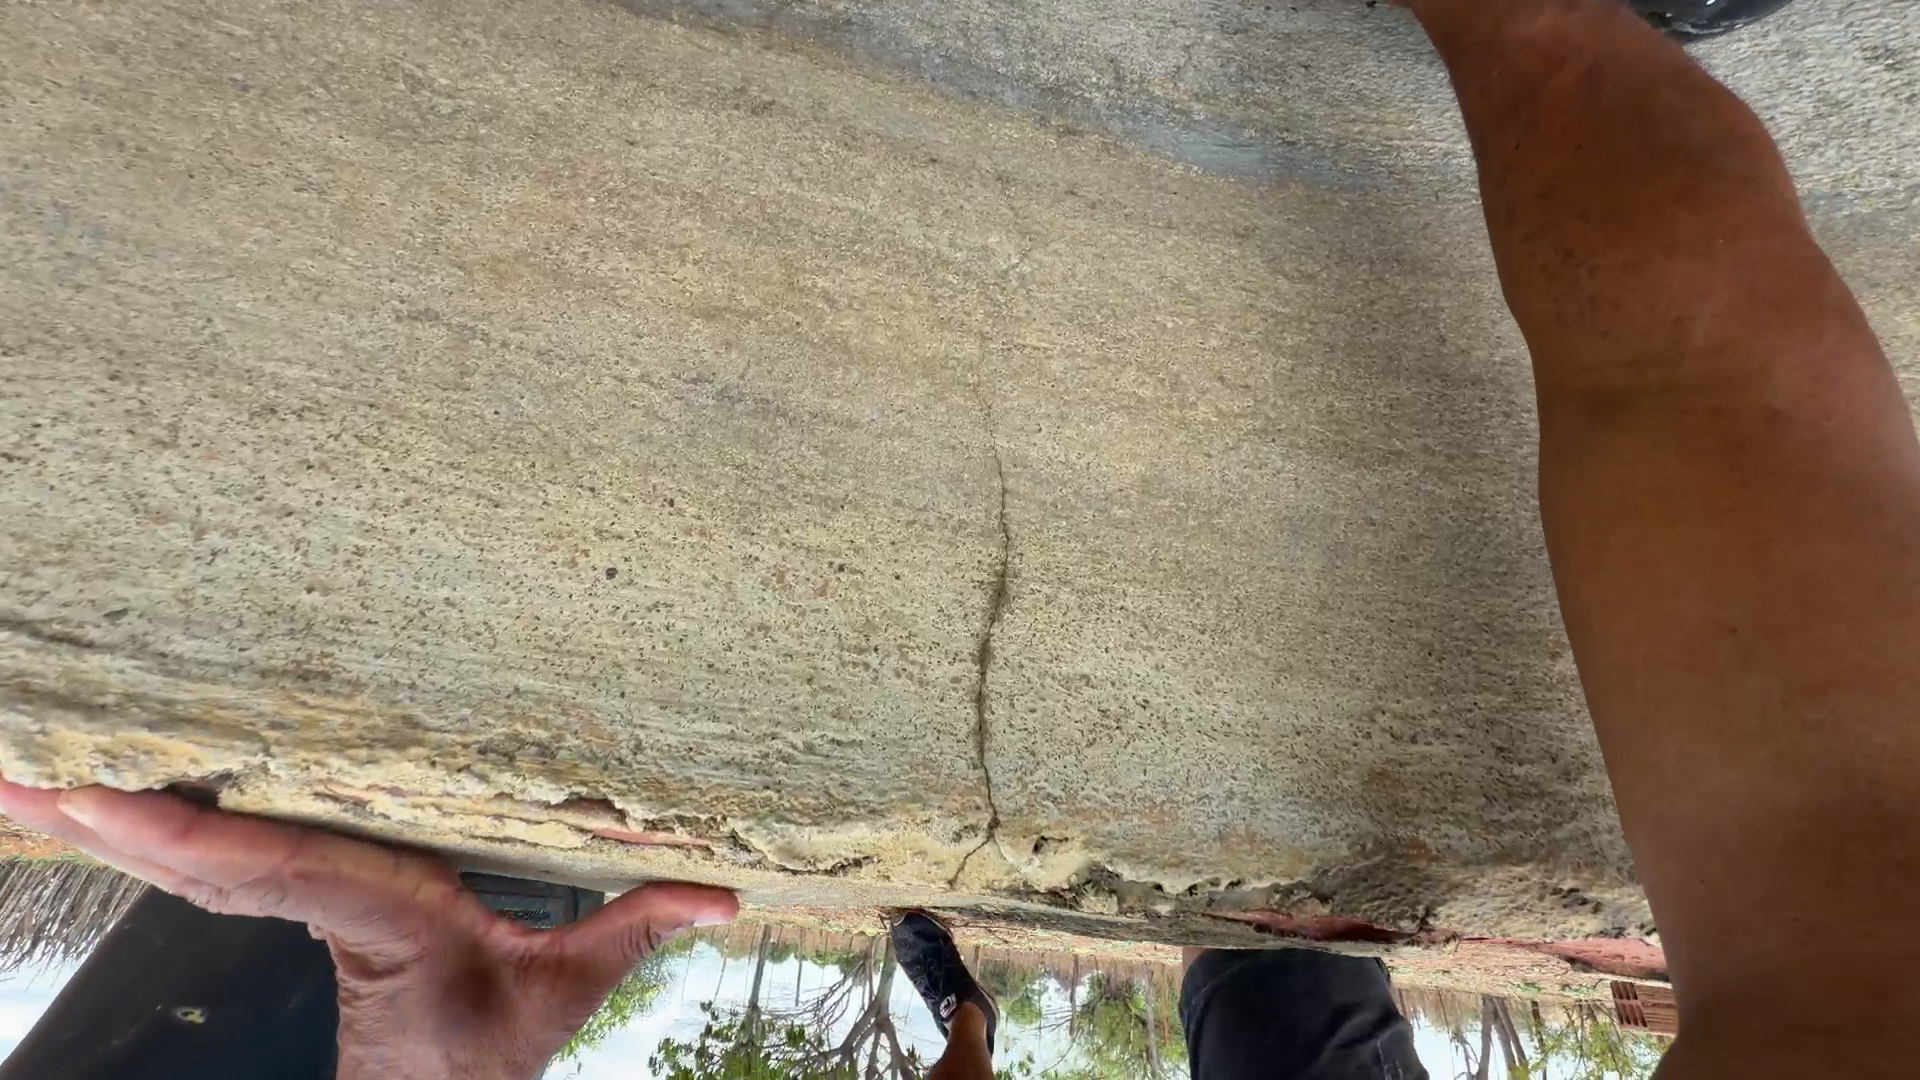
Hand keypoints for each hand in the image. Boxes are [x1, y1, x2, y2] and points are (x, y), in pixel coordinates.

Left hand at [0, 780, 736, 1079]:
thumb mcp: (571, 988)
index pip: (282, 870)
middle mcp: (333, 907)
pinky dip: (161, 837)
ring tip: (28, 778)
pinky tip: (115, 809)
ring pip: (197, 864)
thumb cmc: (492, 1045)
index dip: (194, 834)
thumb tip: (728, 900)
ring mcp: (312, 910)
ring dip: (111, 826)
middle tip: (18, 767)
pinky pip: (226, 863)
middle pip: (205, 861)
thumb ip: (643, 927)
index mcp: (389, 917)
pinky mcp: (313, 905)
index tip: (100, 795)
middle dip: (107, 819)